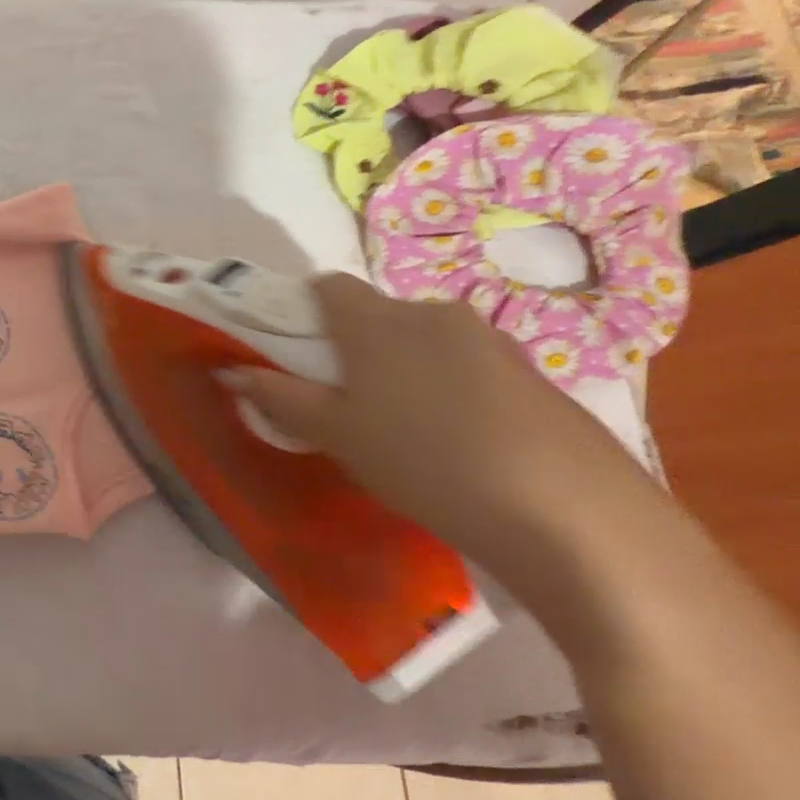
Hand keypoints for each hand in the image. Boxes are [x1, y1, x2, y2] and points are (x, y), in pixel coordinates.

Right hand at [219, 274, 649, 563]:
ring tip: (398, 431)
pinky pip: (465, 367)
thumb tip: (232, 370)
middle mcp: (433, 314)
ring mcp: (491, 341)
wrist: (568, 512)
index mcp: (378, 320)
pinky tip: (452, 444)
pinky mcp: (531, 373)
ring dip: (400, 371)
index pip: (326, 287)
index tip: (295, 359)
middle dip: (351, 349)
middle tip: (340, 405)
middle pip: (375, 315)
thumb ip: (279, 397)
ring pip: (422, 342)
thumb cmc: (423, 461)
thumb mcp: (335, 434)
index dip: (302, 313)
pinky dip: (444, 390)